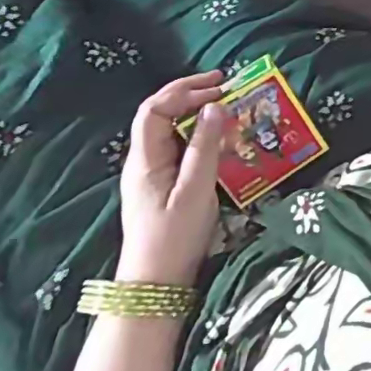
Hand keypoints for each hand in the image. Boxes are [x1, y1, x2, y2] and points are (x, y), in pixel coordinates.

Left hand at [117, 72, 229, 285]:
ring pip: (170, 131)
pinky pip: (178, 148)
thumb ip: (205, 148)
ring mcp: (152, 173)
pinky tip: (219, 140)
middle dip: (190, 95)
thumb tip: (215, 108)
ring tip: (226, 108)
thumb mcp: (195, 191)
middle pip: (160, 114)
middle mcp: (144, 160)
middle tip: (224, 86)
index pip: (155, 109)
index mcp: (145, 159)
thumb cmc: (174, 238)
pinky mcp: (162, 186)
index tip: (218, 87)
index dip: (183, 91)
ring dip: (196, 114)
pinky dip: (198, 136)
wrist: (155, 285)